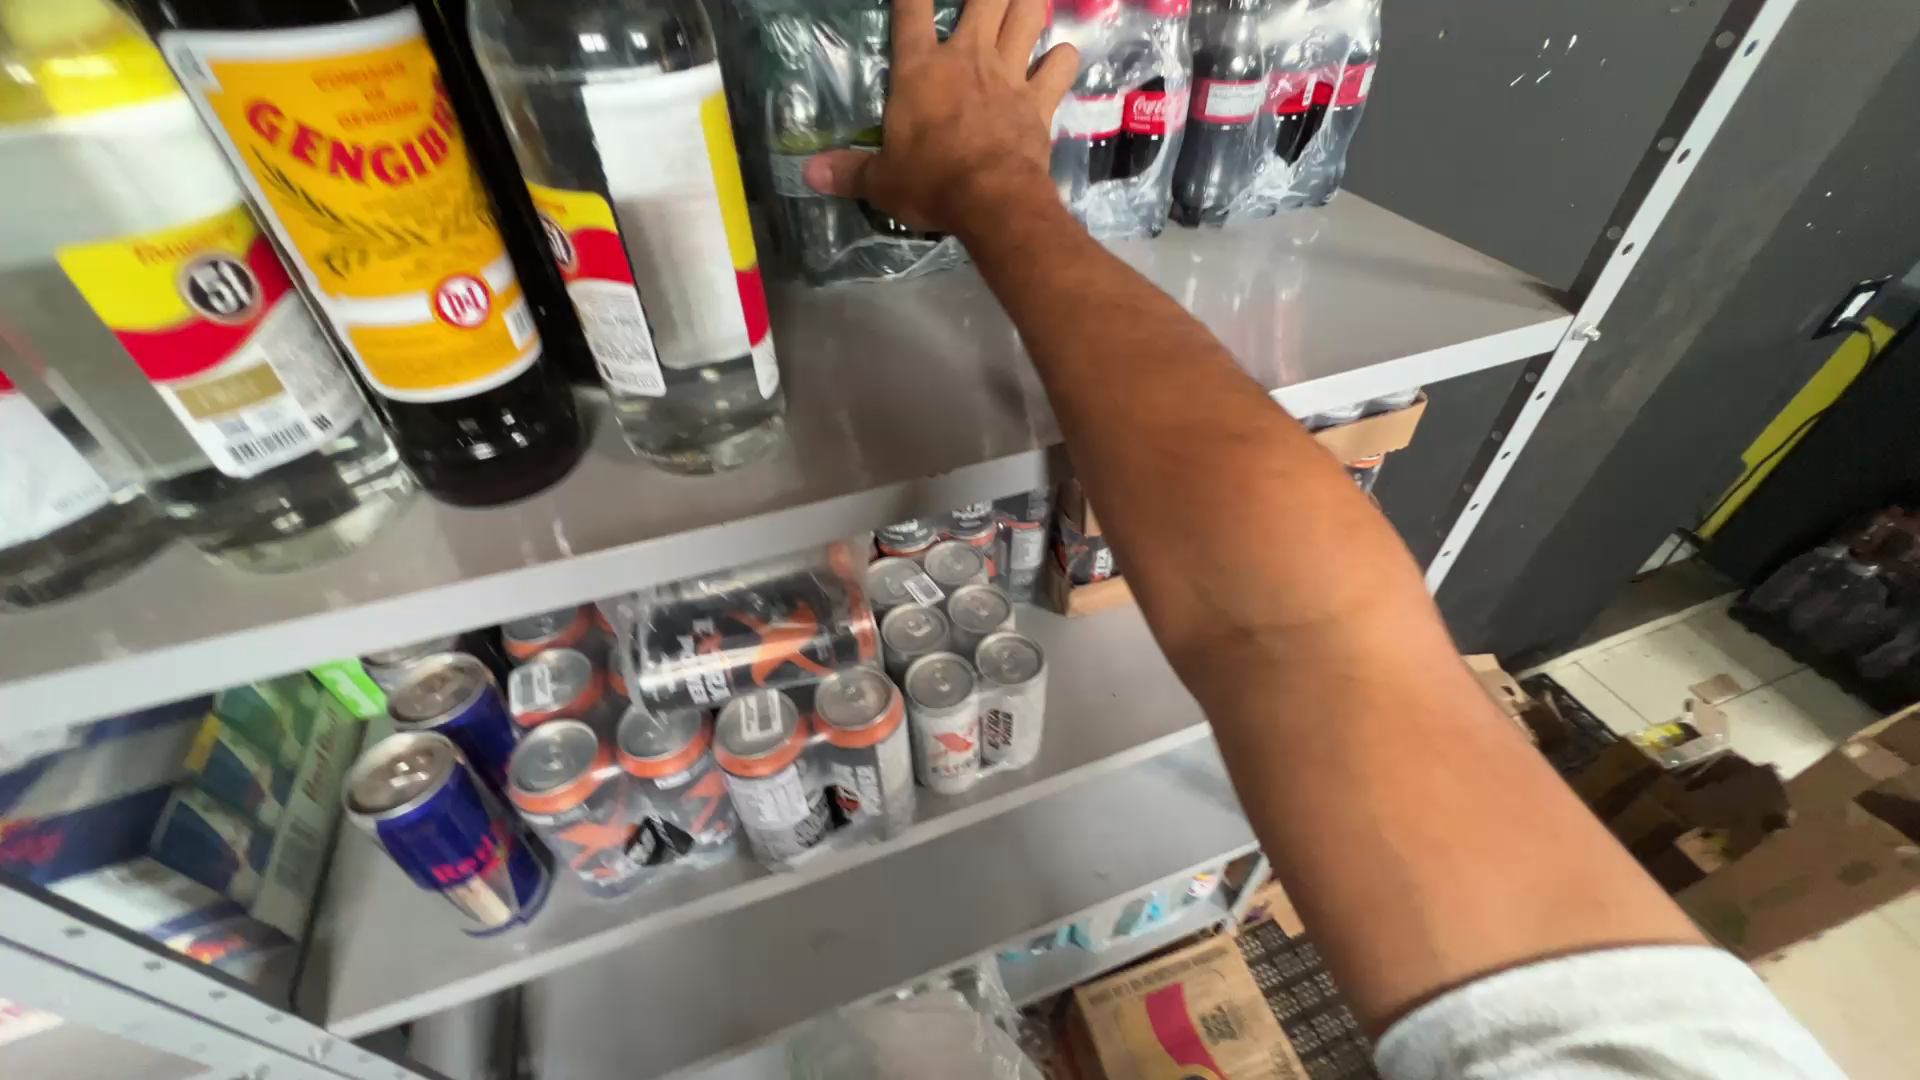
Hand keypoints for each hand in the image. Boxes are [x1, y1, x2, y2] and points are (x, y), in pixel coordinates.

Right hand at [801, 0, 1078, 237]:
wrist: (991, 201)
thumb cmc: (931, 185)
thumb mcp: (881, 182)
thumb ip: (848, 172)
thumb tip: (808, 175)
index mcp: (920, 68)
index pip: (910, 6)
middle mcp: (967, 57)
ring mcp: (1008, 75)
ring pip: (1028, 11)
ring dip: (1028, 3)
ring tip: (1023, 3)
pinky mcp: (1040, 101)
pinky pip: (1060, 64)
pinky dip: (1061, 58)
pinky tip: (1058, 59)